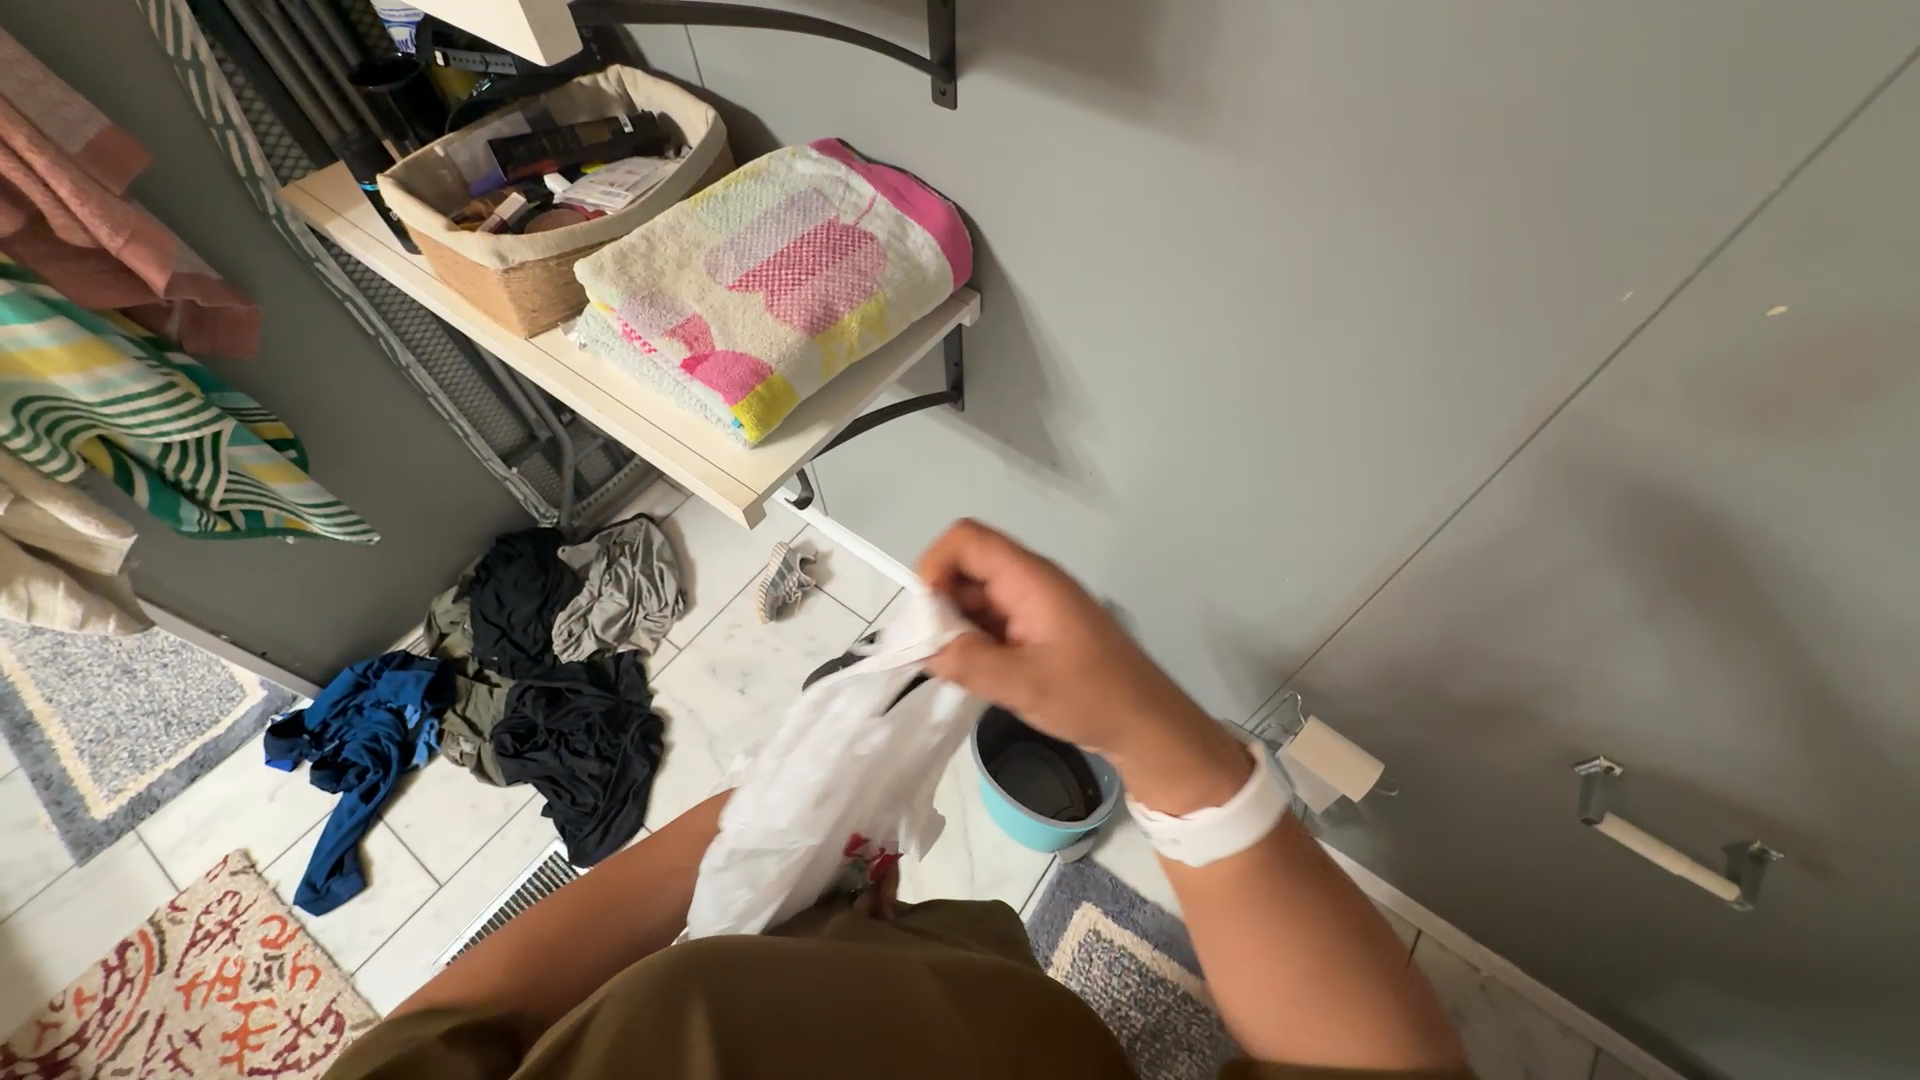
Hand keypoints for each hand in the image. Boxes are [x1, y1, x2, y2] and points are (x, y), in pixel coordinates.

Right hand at [916, 520, 1249, 811]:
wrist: (1146, 725)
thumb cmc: (1093, 697)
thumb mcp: (1024, 683)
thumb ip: (968, 661)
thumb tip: (924, 648)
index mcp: (1030, 579)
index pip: (967, 540)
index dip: (935, 564)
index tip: (925, 614)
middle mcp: (1029, 583)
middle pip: (967, 568)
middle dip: (940, 604)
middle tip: (932, 651)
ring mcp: (1033, 607)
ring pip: (976, 597)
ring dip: (955, 627)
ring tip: (950, 667)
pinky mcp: (1035, 631)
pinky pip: (991, 622)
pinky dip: (973, 641)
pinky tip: (971, 673)